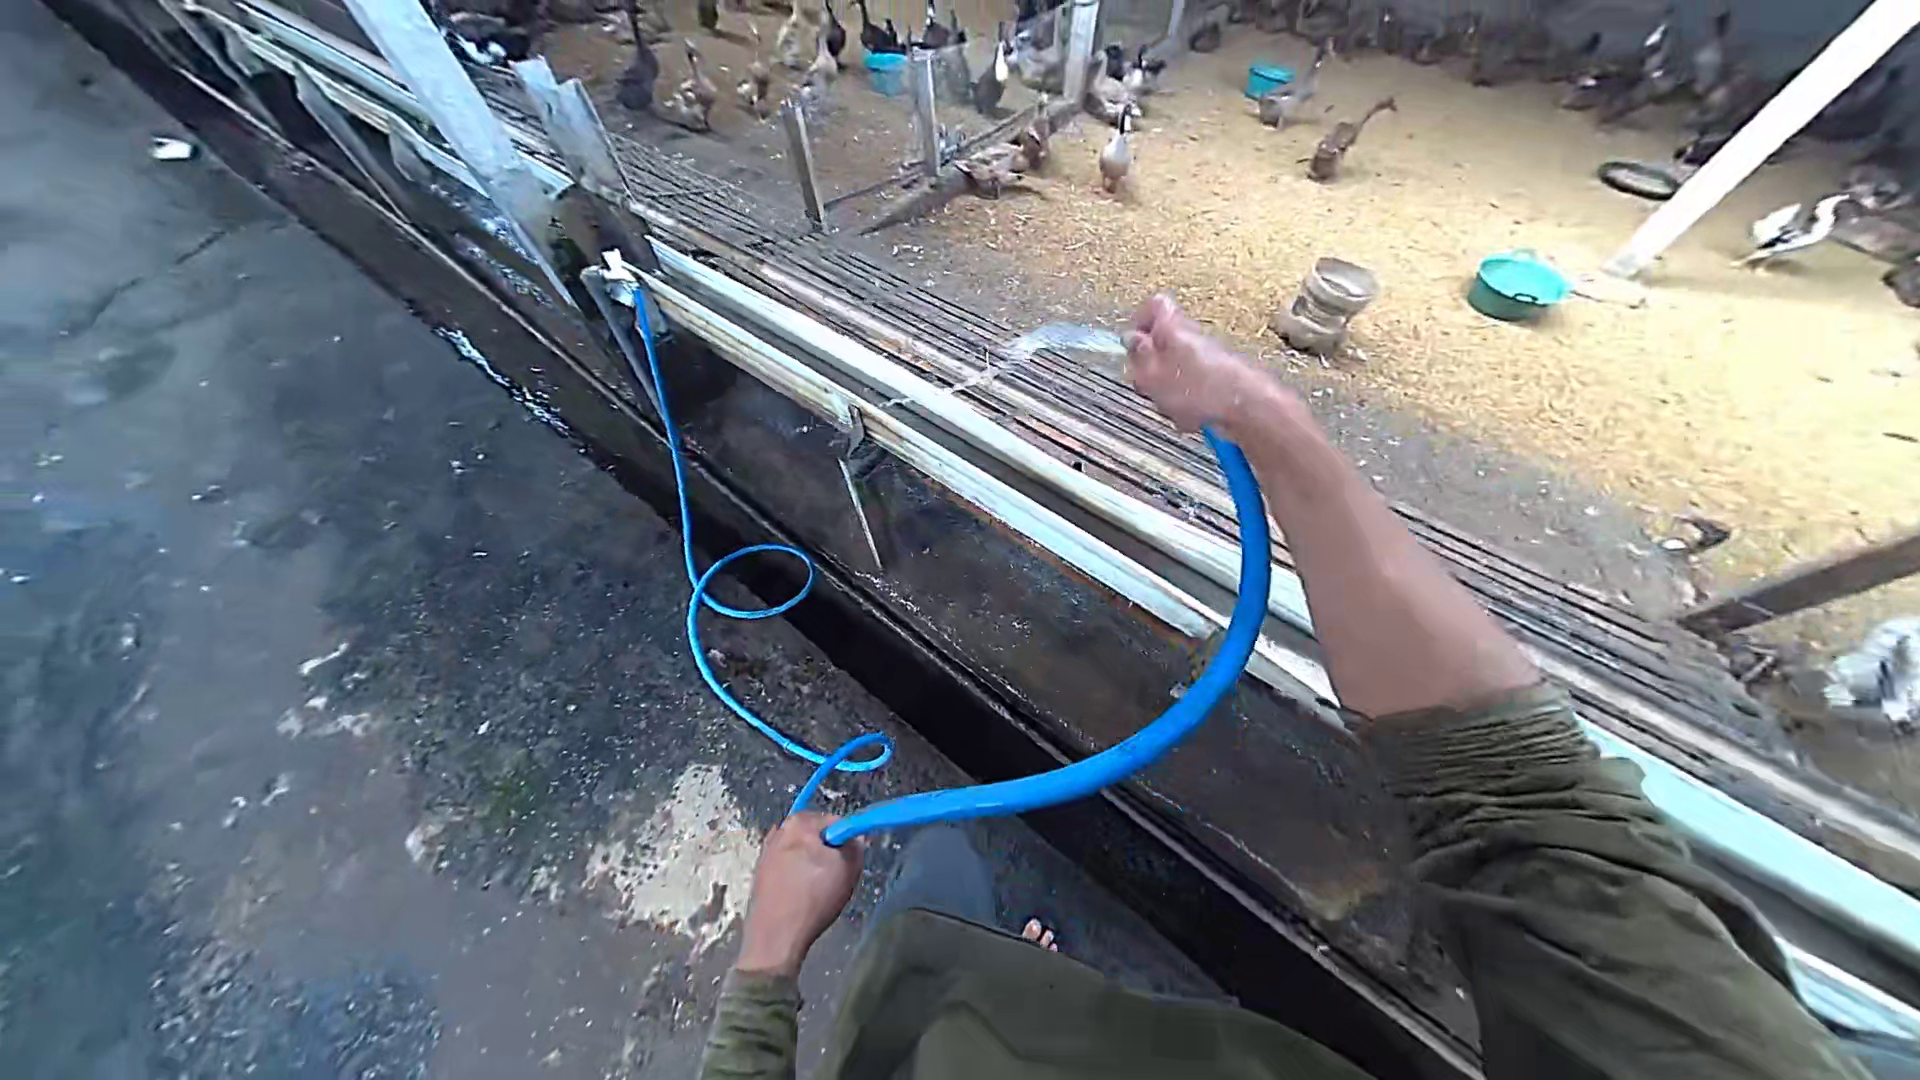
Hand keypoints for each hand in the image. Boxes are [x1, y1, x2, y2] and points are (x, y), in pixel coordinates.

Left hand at [734, 812, 862, 976]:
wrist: (774, 940)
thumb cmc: (813, 899)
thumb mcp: (849, 868)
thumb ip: (857, 844)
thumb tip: (853, 837)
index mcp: (799, 822)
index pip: (835, 821)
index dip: (846, 841)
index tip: (847, 862)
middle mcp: (779, 830)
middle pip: (816, 834)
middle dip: (827, 851)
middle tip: (833, 875)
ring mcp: (765, 852)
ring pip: (801, 851)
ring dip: (810, 863)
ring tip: (815, 889)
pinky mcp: (759, 873)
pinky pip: (787, 865)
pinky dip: (795, 875)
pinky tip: (800, 895)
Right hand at [1124, 293, 1288, 434]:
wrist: (1247, 408)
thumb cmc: (1201, 389)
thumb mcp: (1153, 374)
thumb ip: (1138, 354)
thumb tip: (1129, 339)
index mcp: (1173, 328)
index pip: (1155, 306)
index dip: (1140, 322)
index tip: (1131, 344)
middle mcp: (1193, 338)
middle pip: (1161, 345)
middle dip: (1150, 370)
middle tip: (1148, 384)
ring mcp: (1207, 360)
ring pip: (1175, 372)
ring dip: (1167, 392)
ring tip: (1173, 405)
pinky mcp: (1218, 382)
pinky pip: (1191, 391)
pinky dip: (1186, 405)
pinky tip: (1191, 417)